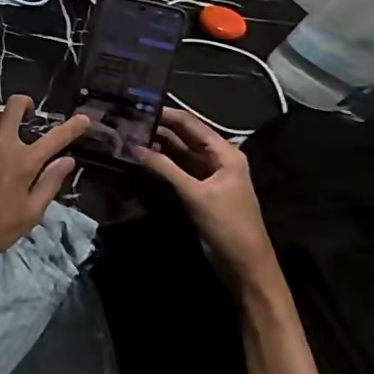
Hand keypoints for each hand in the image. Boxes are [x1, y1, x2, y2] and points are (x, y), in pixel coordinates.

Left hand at [0, 96, 84, 275]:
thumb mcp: (29, 214)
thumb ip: (49, 183)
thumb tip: (68, 161)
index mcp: (23, 161)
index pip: (55, 137)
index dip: (72, 126)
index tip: (83, 118)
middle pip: (14, 105)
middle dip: (26, 104)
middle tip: (29, 115)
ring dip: (3, 120)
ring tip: (4, 138)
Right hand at [140, 107, 275, 282]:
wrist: (245, 266)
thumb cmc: (227, 225)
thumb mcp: (195, 195)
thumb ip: (165, 169)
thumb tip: (134, 146)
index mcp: (225, 153)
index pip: (191, 124)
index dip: (166, 114)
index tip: (138, 107)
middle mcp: (217, 158)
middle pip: (184, 136)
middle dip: (158, 128)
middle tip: (128, 120)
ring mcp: (208, 174)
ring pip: (179, 152)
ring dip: (158, 145)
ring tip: (129, 135)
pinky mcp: (200, 190)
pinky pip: (178, 169)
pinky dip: (162, 163)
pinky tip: (142, 157)